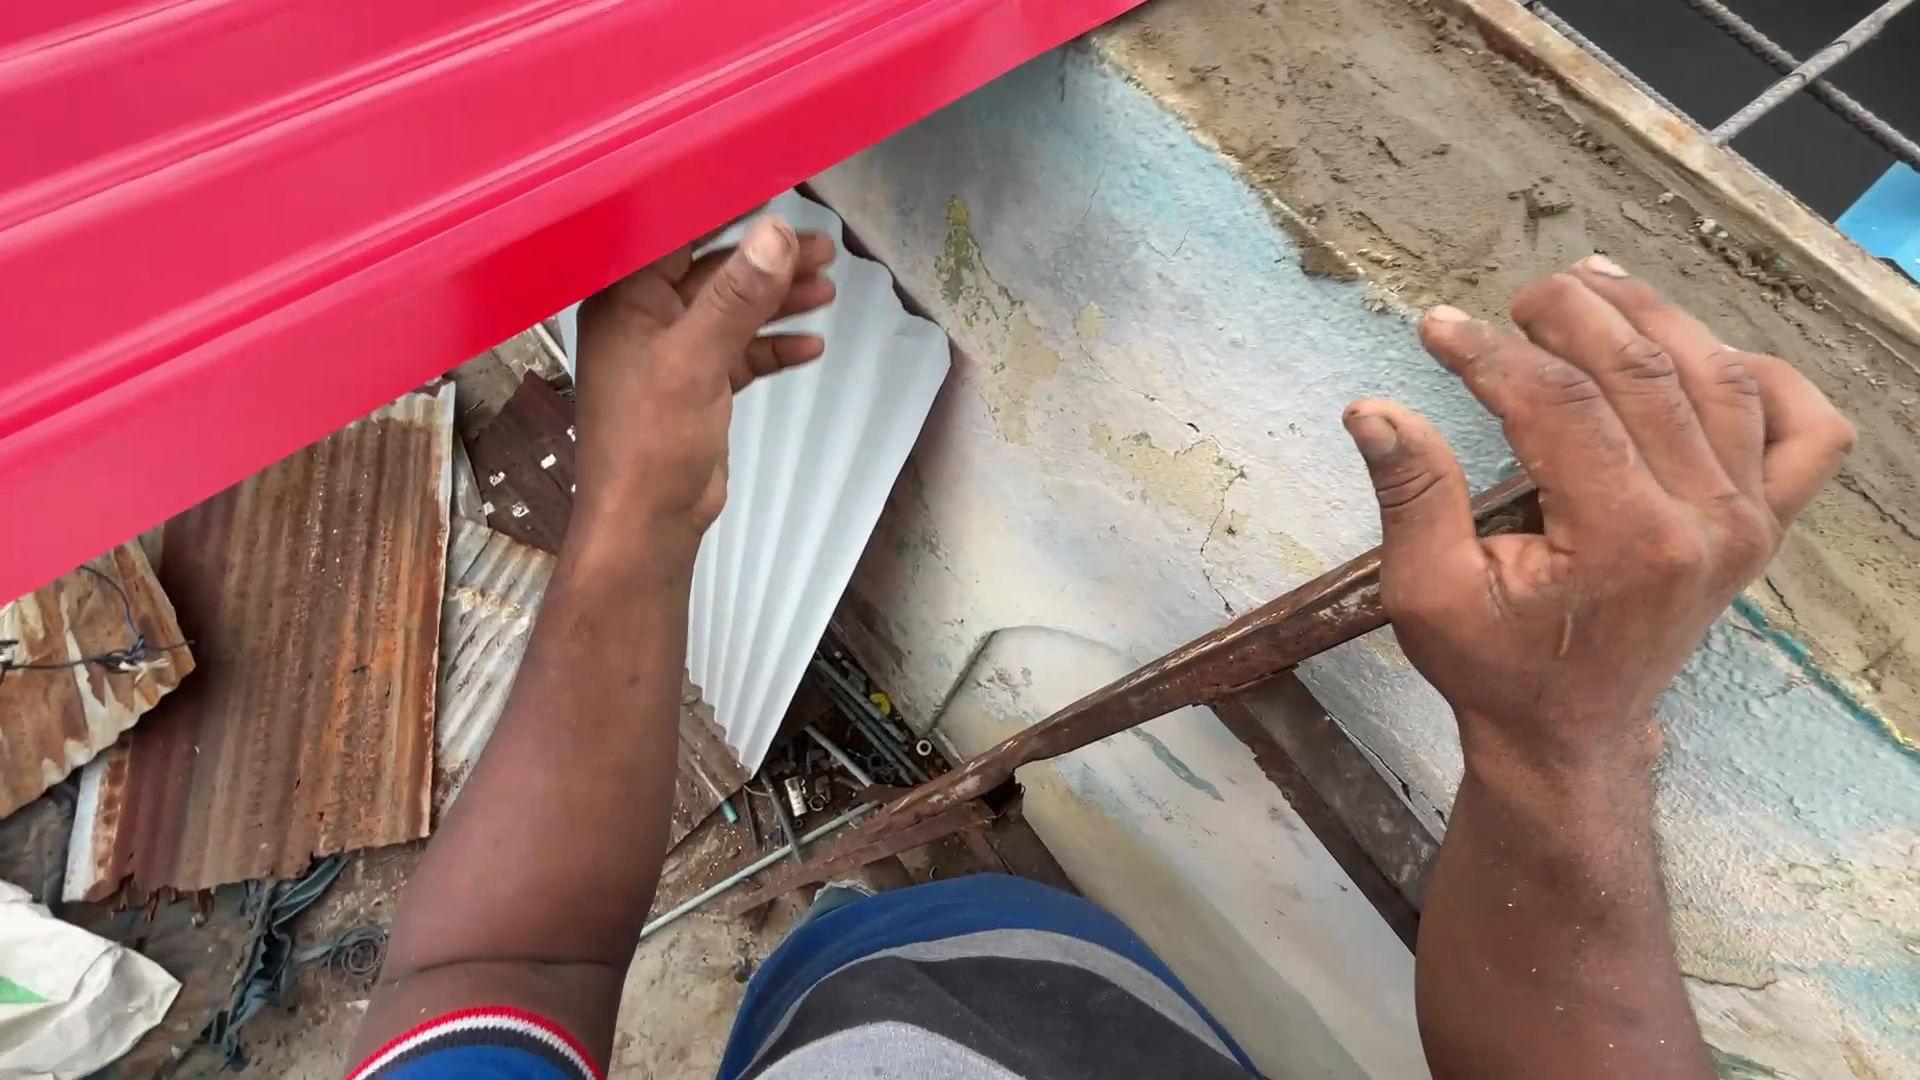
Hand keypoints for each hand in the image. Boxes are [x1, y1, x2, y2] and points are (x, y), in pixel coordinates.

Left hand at [570, 215, 836, 553]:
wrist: (650, 520)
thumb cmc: (652, 440)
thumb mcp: (695, 361)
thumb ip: (736, 298)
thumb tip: (777, 234)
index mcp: (627, 299)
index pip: (675, 235)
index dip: (723, 209)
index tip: (774, 191)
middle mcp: (648, 319)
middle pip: (716, 273)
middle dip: (768, 262)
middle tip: (822, 248)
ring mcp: (677, 354)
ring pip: (735, 314)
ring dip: (779, 302)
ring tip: (827, 287)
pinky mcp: (701, 387)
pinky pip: (742, 354)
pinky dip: (774, 349)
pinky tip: (811, 346)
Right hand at [1343, 256, 1852, 779]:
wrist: (1564, 730)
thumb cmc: (1487, 664)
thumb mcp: (1423, 589)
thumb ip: (1410, 494)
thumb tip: (1370, 412)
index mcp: (1621, 538)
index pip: (1559, 406)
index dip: (1491, 355)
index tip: (1438, 326)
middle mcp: (1706, 520)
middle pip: (1648, 376)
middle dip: (1577, 318)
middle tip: (1518, 295)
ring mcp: (1749, 521)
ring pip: (1723, 382)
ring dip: (1658, 322)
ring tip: (1596, 286)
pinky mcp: (1761, 527)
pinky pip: (1805, 433)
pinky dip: (1769, 380)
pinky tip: (1715, 355)